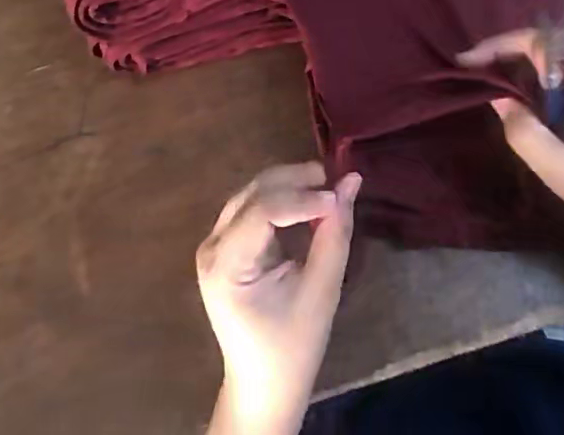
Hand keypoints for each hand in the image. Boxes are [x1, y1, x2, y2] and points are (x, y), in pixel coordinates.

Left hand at [197, 162, 361, 434]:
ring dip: (290, 184)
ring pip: (254, 192)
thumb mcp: (321, 291)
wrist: (263, 384)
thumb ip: (335, 233)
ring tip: (327, 187)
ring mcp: (214, 243)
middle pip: (255, 193)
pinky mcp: (226, 242)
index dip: (302, 197)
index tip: (337, 198)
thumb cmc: (293, 346)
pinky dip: (283, 196)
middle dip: (297, 181)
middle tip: (336, 181)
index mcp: (226, 266)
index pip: (262, 211)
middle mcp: (212, 246)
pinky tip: (308, 198)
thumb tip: (351, 181)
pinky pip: (254, 205)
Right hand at [459, 26, 563, 246]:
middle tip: (479, 67)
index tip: (474, 61)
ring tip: (492, 77)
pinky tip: (521, 96)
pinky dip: (537, 74)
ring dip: (523, 59)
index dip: (509, 42)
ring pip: (559, 52)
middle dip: (512, 46)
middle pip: (555, 38)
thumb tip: (498, 98)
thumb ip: (526, 134)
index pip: (553, 39)